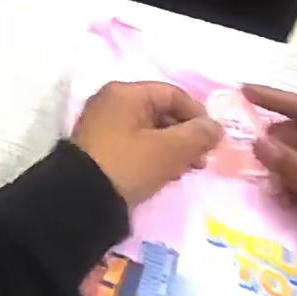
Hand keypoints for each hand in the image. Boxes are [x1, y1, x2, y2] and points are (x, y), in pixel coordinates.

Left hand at [70, 81, 222, 205]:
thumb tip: (216, 127)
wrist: (79, 202)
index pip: (172, 94)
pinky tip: (166, 174)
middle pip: (160, 111)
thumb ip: (196, 136)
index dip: (196, 114)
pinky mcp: (100, 147)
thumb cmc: (127, 165)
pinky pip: (135, 143)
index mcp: (125, 93)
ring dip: (172, 147)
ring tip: (186, 170)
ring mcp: (104, 124)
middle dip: (185, 134)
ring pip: (149, 129)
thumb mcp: (167, 151)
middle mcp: (112, 102)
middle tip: (202, 159)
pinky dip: (154, 155)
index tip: (213, 138)